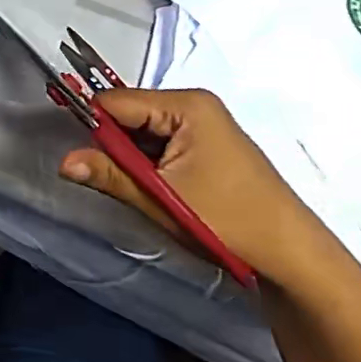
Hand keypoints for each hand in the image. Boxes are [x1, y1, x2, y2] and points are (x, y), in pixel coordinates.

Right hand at [58, 88, 335, 288]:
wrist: (296, 259)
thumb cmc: (230, 221)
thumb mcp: (161, 199)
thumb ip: (109, 174)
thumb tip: (64, 162)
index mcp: (186, 105)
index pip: (115, 102)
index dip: (95, 128)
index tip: (88, 159)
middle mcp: (194, 103)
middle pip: (128, 113)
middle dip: (118, 146)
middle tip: (125, 181)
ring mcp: (204, 122)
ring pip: (142, 129)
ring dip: (135, 158)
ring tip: (149, 189)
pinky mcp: (207, 142)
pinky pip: (161, 140)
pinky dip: (151, 162)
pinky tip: (162, 188)